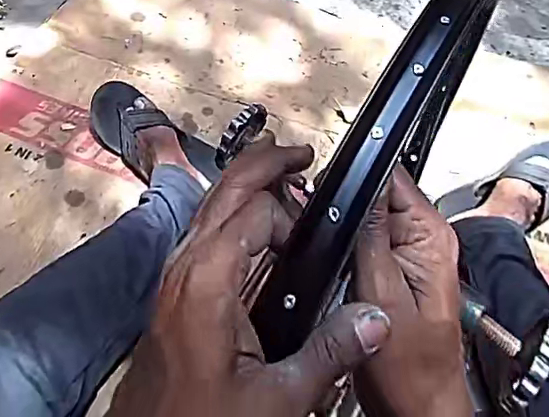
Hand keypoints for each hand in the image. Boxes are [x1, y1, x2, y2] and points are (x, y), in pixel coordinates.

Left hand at [108, 137, 392, 416]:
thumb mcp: (276, 400)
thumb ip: (328, 353)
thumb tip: (373, 320)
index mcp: (208, 277)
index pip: (257, 212)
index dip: (292, 217)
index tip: (315, 233)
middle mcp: (187, 261)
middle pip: (227, 186)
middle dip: (265, 162)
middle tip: (301, 155)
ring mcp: (176, 268)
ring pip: (212, 199)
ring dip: (248, 179)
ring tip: (279, 170)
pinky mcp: (176, 282)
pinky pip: (205, 224)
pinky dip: (233, 206)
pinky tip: (252, 218)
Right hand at [352, 166, 471, 416]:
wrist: (417, 411)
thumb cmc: (410, 370)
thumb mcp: (381, 292)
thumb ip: (370, 233)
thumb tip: (360, 184)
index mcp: (430, 234)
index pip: (391, 175)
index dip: (356, 179)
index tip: (332, 194)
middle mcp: (426, 236)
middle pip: (376, 191)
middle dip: (349, 207)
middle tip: (336, 240)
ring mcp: (412, 250)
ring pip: (367, 214)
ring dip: (348, 230)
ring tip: (345, 264)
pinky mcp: (397, 264)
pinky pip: (367, 238)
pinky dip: (351, 248)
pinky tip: (348, 271)